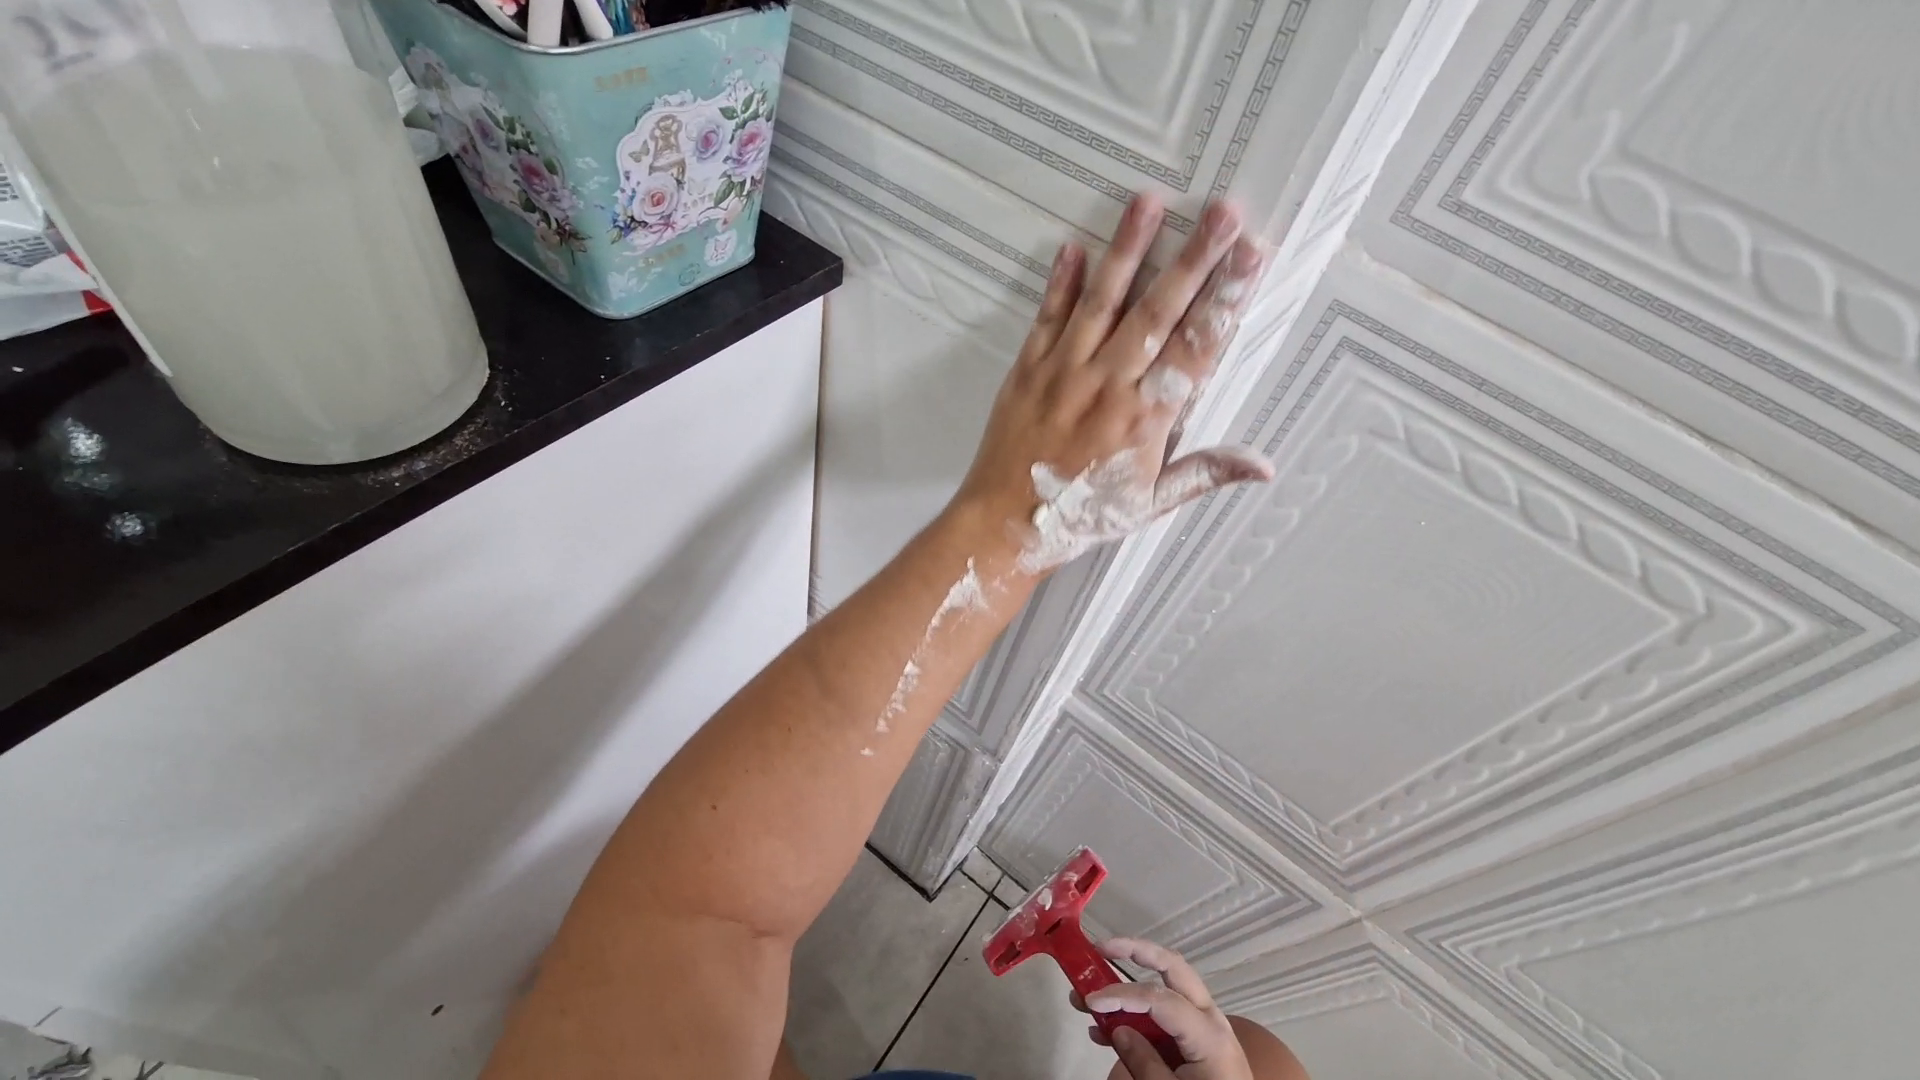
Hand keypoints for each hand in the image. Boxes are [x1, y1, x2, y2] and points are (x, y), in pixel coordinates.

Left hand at [945, 194, 1270, 578]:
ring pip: (1102, 302)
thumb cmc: (1080, 515)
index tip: (1252, 256)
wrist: (1003, 523)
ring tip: (1149, 202)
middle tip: (1223, 212)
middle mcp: (1107, 385)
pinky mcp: (1027, 370)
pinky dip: (1061, 283)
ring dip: (1128, 250)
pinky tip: (1074, 247)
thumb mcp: (1149, 503)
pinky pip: (1048, 318)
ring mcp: (1063, 372)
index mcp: (1144, 418)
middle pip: (1158, 312)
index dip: (1225, 299)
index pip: (1196, 347)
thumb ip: (1205, 473)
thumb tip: (1265, 466)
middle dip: (1193, 259)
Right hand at [1071, 938, 1253, 1079]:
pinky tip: (1104, 1029)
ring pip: (1168, 983)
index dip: (1122, 994)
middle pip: (1172, 966)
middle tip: (1100, 948)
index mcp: (1208, 1034)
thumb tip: (1117, 1028)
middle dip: (1135, 950)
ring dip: (1129, 980)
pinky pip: (1166, 1012)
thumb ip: (1145, 1063)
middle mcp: (1210, 1017)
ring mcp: (1206, 1024)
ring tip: (1089, 990)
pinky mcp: (1198, 1036)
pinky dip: (1136, 1012)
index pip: (1159, 998)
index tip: (1090, 1001)